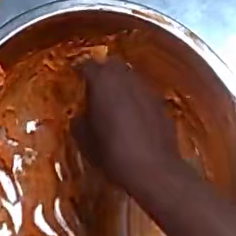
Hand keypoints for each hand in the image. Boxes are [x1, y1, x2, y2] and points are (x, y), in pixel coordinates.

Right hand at [74, 58, 188, 195]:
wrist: (154, 170)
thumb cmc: (113, 153)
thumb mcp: (86, 141)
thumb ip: (79, 122)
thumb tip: (79, 117)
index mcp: (102, 81)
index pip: (87, 65)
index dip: (80, 71)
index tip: (75, 78)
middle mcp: (125, 78)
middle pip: (111, 64)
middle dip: (102, 72)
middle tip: (95, 87)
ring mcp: (145, 88)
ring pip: (129, 76)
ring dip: (121, 84)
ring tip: (114, 101)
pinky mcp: (160, 103)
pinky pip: (142, 93)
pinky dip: (135, 98)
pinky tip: (133, 116)